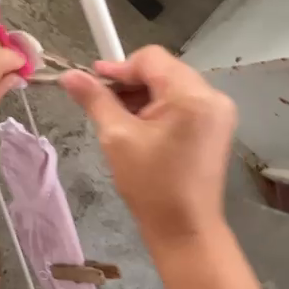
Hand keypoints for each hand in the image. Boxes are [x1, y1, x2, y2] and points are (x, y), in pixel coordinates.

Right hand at [61, 46, 236, 250]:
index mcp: (191, 95)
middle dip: (131, 82)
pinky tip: (141, 127)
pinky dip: (160, 107)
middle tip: (104, 103)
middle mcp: (212, 96)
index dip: (120, 67)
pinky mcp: (216, 127)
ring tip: (120, 118)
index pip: (151, 58)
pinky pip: (184, 102)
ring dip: (144, 95)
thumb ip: (95, 99)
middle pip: (164, 69)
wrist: (185, 230)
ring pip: (172, 85)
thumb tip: (70, 75)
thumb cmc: (151, 185)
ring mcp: (218, 112)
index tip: (94, 81)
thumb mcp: (117, 138)